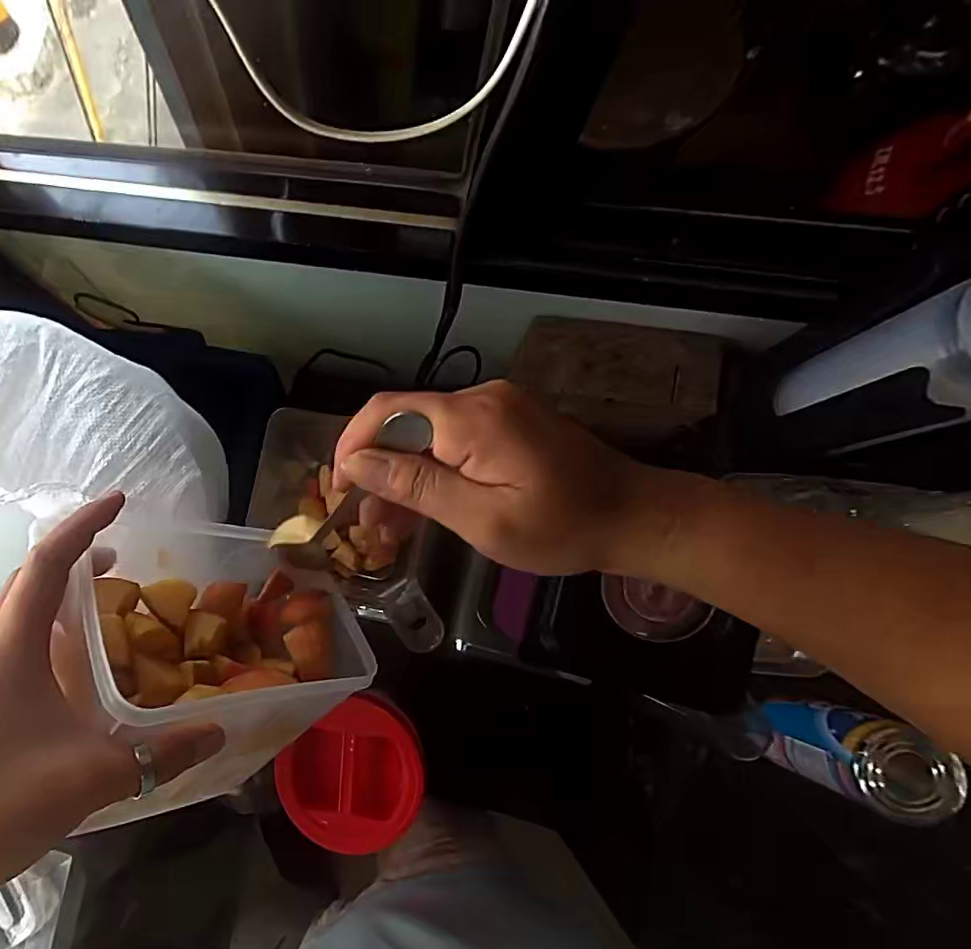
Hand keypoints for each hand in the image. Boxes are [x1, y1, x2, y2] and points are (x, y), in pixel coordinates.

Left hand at [0, 492, 225, 913]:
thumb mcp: (92, 776)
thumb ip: (161, 753)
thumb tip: (219, 732)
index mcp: (12, 647)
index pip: (48, 561)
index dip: (85, 524)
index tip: (121, 500)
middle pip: (31, 582)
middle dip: (76, 556)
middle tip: (123, 556)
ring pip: (25, 619)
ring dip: (64, 598)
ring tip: (109, 604)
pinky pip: (23, 652)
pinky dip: (57, 638)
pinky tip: (82, 673)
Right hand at [332, 380, 697, 575]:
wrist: (633, 516)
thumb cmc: (560, 528)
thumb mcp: (481, 519)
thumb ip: (416, 487)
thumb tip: (357, 463)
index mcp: (471, 419)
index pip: (386, 413)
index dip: (351, 445)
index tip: (337, 489)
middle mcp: (480, 399)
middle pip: (404, 424)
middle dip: (378, 472)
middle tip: (366, 524)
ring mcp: (497, 408)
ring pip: (426, 436)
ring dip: (404, 477)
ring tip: (391, 528)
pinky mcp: (508, 422)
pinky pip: (454, 441)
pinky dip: (434, 471)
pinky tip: (425, 508)